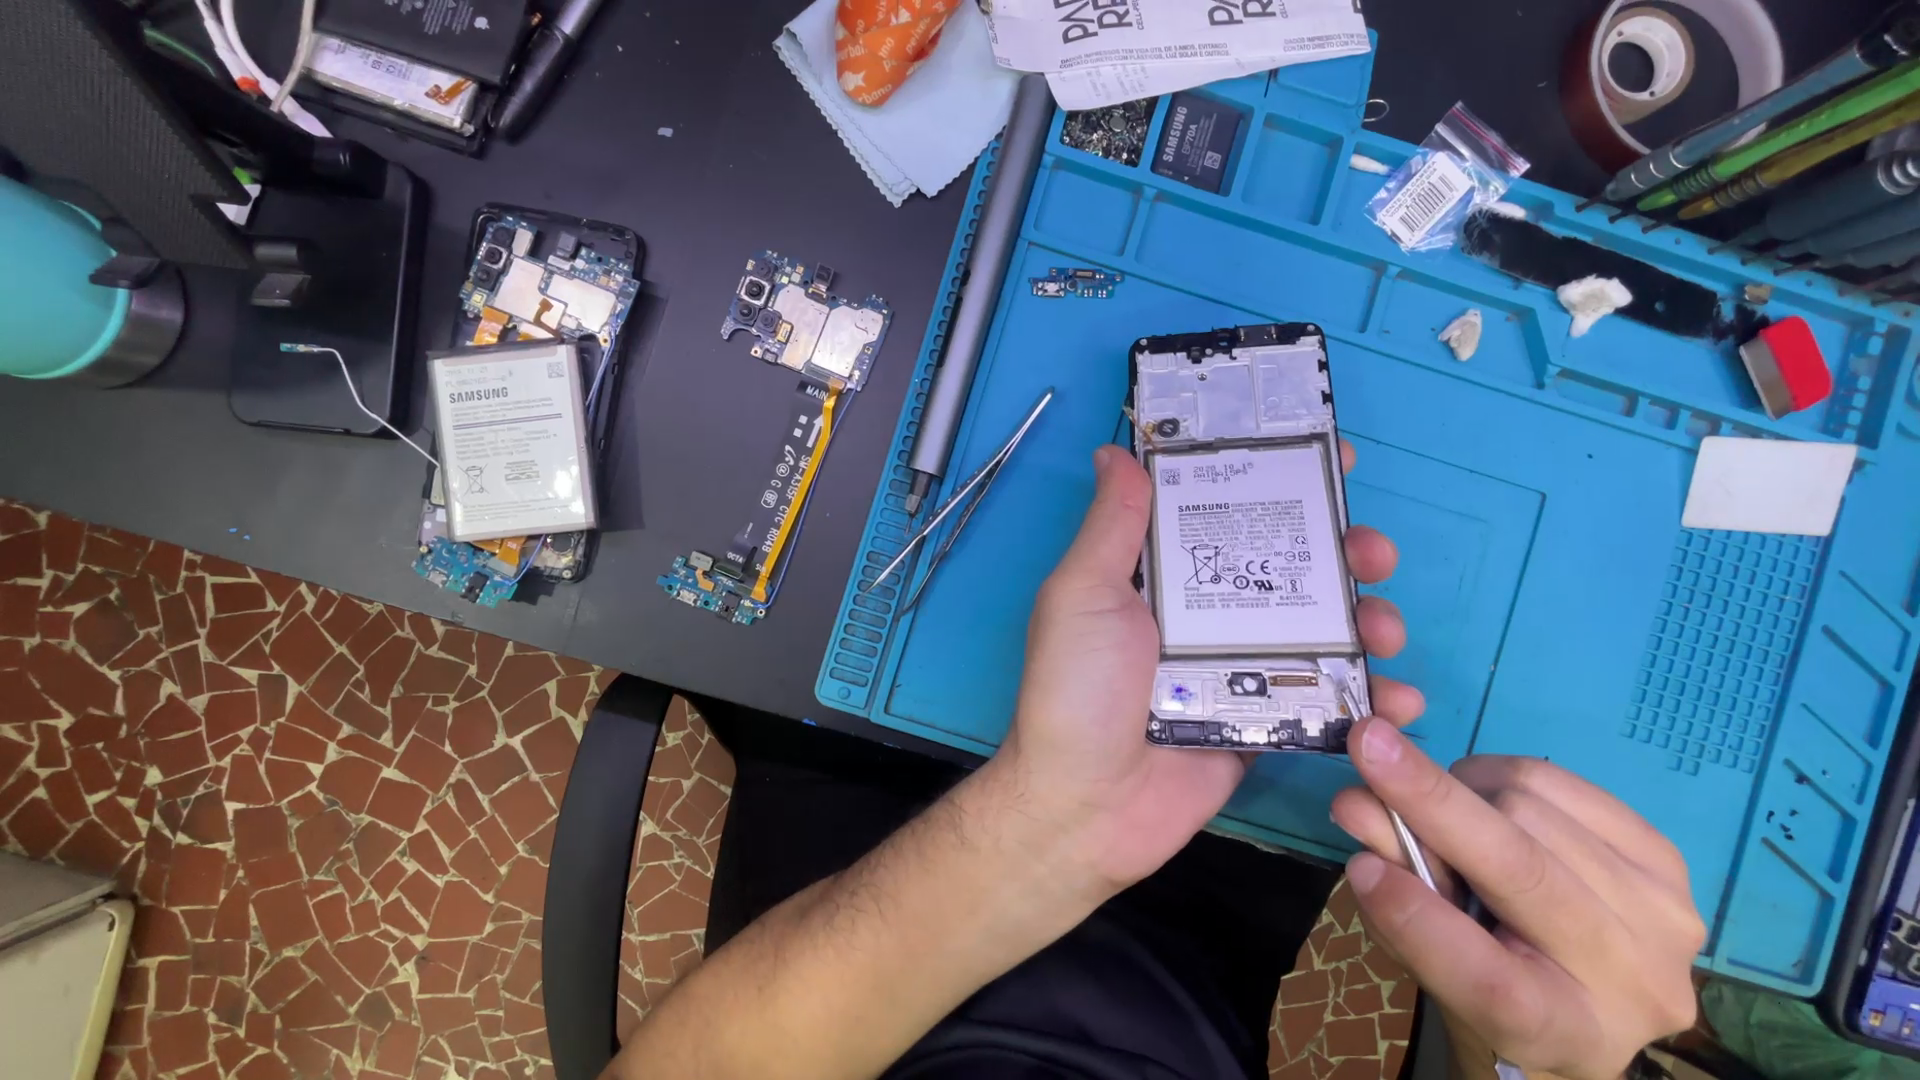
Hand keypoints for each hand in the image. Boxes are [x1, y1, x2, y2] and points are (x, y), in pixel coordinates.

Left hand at [991, 443, 1420, 898]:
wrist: (1088, 805)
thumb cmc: (1078, 689)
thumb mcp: (1082, 594)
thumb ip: (1112, 527)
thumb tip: (1116, 451)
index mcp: (1163, 578)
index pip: (1225, 514)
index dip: (1276, 482)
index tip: (1327, 456)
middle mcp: (1204, 615)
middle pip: (1288, 568)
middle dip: (1341, 552)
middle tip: (1371, 551)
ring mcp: (1238, 669)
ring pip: (1320, 630)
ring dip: (1369, 620)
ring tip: (1386, 629)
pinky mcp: (1263, 721)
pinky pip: (1326, 699)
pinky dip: (1372, 696)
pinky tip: (1399, 698)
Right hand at [1332, 720, 1705, 1079]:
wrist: (1588, 983)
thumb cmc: (1480, 971)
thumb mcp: (1419, 946)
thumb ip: (1391, 880)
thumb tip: (1358, 804)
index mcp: (1558, 1032)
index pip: (1489, 982)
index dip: (1420, 922)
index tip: (1360, 866)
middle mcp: (1633, 983)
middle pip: (1520, 870)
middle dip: (1430, 799)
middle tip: (1366, 741)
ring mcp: (1663, 916)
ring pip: (1529, 805)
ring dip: (1459, 790)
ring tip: (1444, 816)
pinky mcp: (1667, 858)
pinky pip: (1555, 781)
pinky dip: (1494, 776)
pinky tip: (1486, 802)